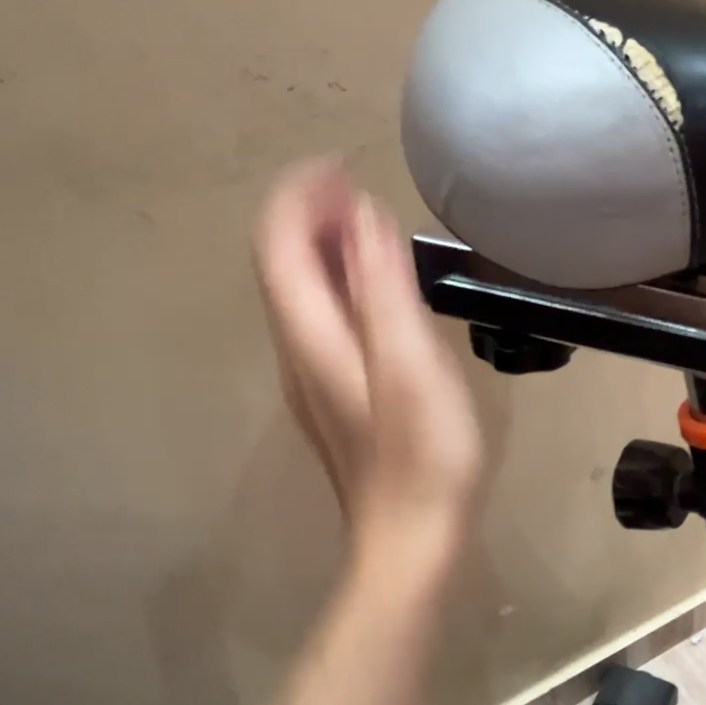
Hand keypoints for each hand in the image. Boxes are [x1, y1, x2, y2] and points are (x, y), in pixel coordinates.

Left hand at [252, 157, 482, 549]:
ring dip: (322, 249)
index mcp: (313, 337)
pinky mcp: (337, 397)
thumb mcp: (411, 365)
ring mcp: (314, 379)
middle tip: (351, 183)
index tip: (335, 165)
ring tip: (362, 221)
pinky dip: (338, 286)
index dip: (299, 199)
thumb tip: (365, 220)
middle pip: (283, 268)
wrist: (412, 540)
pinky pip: (322, 321)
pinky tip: (371, 291)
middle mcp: (299, 352)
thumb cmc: (423, 454)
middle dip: (308, 216)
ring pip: (301, 295)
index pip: (281, 248)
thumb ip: (384, 291)